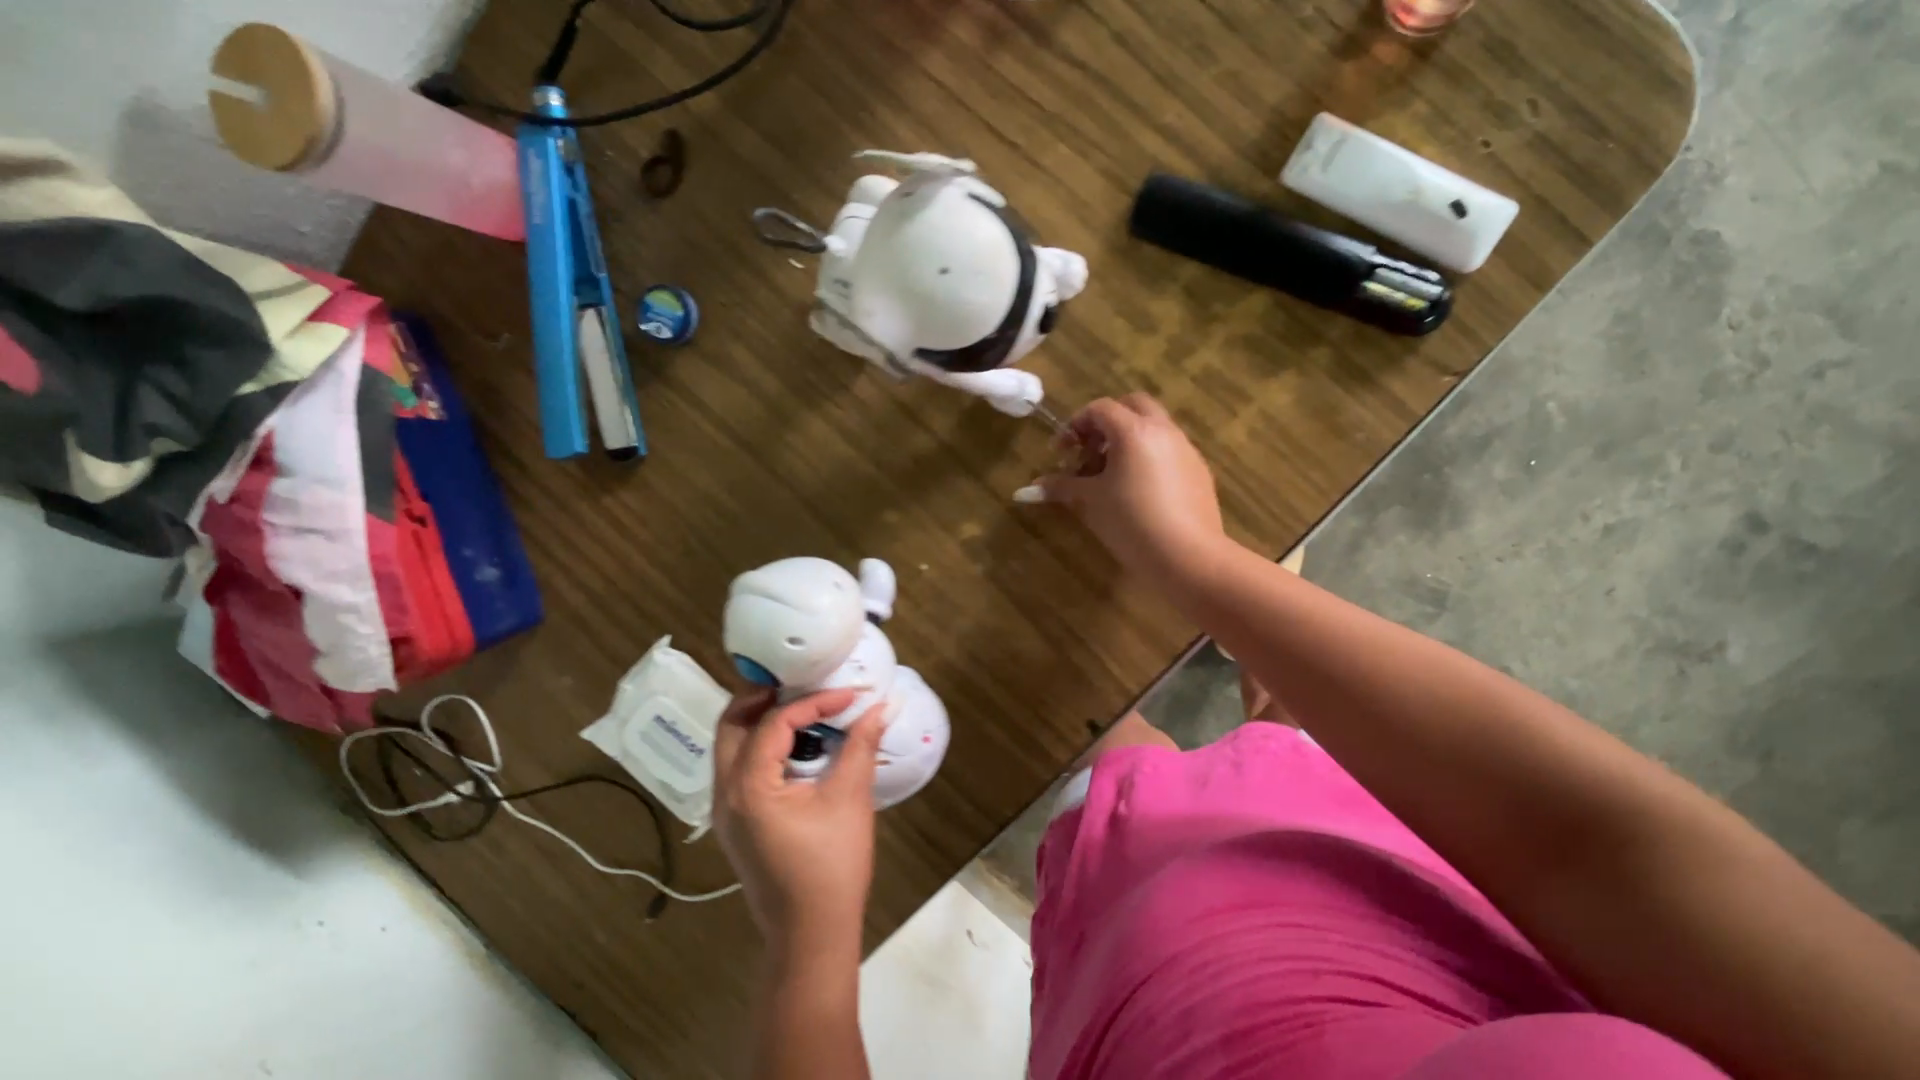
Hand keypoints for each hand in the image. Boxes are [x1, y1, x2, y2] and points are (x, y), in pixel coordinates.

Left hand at [714, 688, 885, 951]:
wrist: (811, 934)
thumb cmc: (832, 868)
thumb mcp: (850, 800)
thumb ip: (861, 747)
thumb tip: (879, 707)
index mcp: (749, 786)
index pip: (774, 722)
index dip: (812, 701)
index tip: (849, 696)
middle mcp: (725, 794)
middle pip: (732, 725)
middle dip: (764, 698)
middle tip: (804, 686)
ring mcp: (725, 812)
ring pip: (730, 747)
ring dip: (760, 723)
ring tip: (802, 711)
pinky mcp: (734, 825)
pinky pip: (737, 770)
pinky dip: (760, 748)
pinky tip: (796, 750)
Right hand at [1026, 394, 1228, 582]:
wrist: (1188, 557)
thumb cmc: (1131, 523)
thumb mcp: (1090, 503)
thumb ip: (1062, 487)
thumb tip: (1031, 488)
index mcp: (1133, 430)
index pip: (1099, 409)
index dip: (1075, 425)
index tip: (1062, 452)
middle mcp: (1163, 431)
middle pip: (1132, 406)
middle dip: (1106, 422)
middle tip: (1090, 452)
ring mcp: (1186, 449)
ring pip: (1154, 427)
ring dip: (1129, 440)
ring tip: (1112, 476)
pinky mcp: (1199, 471)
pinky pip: (1170, 451)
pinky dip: (1150, 457)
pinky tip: (1140, 492)